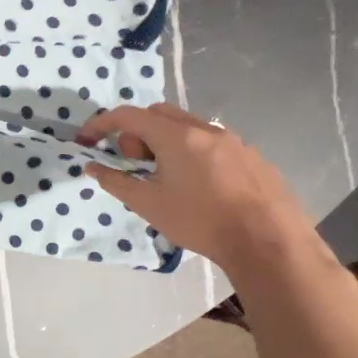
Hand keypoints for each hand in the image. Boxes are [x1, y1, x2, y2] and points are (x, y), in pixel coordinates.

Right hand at [78, 102, 332, 275]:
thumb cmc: (201, 221)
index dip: (100, 125)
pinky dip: (193, 152)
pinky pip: (213, 142)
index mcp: (178, 137)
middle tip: (135, 163)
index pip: (128, 115)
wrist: (270, 244)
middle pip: (159, 113)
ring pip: (188, 126)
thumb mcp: (146, 203)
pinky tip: (198, 184)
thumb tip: (94, 168)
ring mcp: (237, 143)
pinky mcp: (255, 158)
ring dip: (165, 141)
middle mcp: (208, 131)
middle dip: (136, 131)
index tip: (87, 142)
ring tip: (166, 175)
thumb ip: (115, 180)